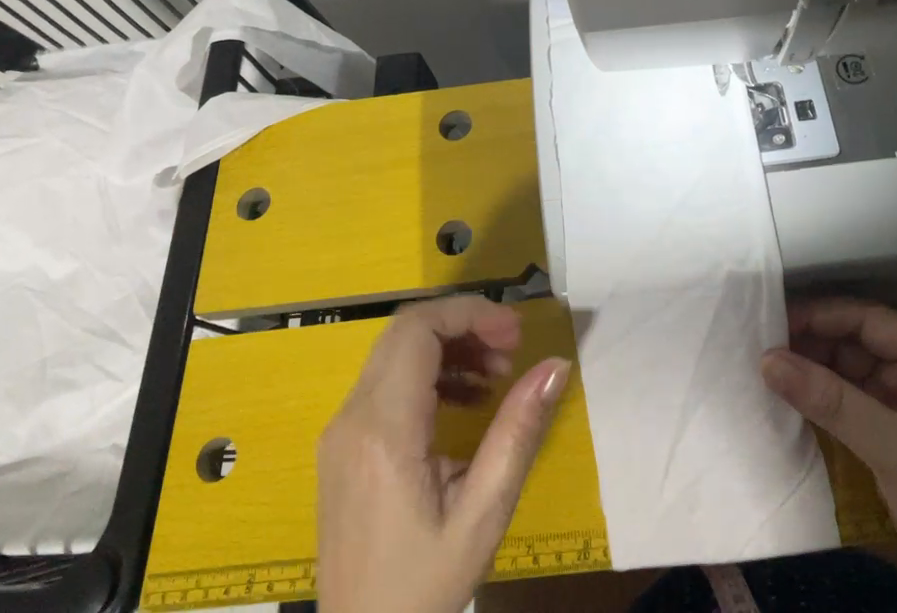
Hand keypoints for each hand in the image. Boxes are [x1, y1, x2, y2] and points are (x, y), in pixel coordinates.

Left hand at [317, 295, 571, 612]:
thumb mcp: (483, 512)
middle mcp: (351, 417)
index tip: (516, 333)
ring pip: (393, 354)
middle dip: (463, 326)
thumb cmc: (425, 582)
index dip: (470, 314)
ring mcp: (340, 430)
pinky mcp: (341, 445)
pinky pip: (384, 384)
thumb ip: (518, 433)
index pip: (417, 330)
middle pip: (403, 332)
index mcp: (384, 430)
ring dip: (447, 350)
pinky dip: (427, 376)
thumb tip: (556, 366)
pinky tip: (465, 404)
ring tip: (497, 378)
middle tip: (513, 351)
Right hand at [761, 298, 896, 612]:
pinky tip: (785, 401)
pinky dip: (817, 402)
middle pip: (856, 343)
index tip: (774, 320)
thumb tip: (769, 359)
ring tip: (762, 369)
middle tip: (758, 344)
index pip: (872, 321)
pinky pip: (846, 408)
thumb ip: (834, 403)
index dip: (824, 314)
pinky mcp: (889, 445)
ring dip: (810, 371)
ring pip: (848, 375)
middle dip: (811, 341)